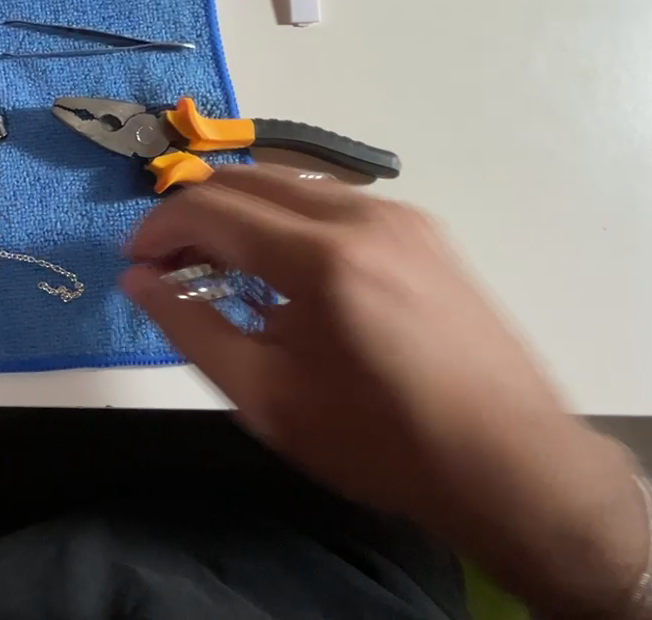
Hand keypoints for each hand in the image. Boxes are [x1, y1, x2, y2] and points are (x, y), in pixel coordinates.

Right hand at [120, 166, 647, 613]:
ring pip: (281, 180)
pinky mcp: (418, 227)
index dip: (156, 229)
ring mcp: (397, 216)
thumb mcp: (265, 398)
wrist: (517, 471)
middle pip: (240, 179)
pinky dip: (277, 215)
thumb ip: (187, 327)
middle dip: (188, 213)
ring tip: (214, 262)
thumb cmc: (379, 442)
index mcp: (320, 259)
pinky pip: (322, 197)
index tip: (134, 262)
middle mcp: (359, 216)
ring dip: (232, 210)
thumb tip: (136, 278)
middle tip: (166, 261)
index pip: (207, 209)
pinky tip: (275, 264)